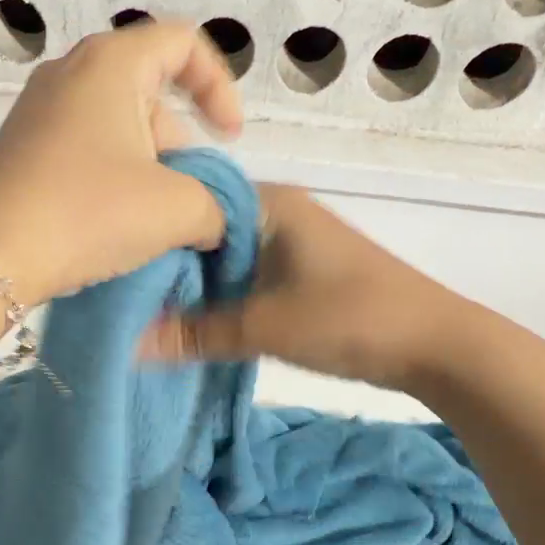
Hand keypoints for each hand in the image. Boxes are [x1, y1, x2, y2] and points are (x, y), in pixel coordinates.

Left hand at [0, 19, 243, 306]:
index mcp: (110, 63)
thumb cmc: (85, 215)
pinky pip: (81, 157)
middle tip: (191, 206)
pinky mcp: (18, 155)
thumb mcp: (172, 211)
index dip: (220, 87)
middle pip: (149, 97)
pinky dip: (110, 186)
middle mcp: (68, 74)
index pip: (183, 44)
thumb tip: (214, 220)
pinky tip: (114, 234)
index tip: (228, 139)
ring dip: (148, 177)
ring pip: (115, 133)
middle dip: (181, 152)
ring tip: (155, 231)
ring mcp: (36, 115)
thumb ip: (214, 208)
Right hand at [138, 185, 488, 390]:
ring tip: (142, 311)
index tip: (112, 260)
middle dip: (165, 262)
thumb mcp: (263, 327)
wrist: (433, 344)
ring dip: (191, 284)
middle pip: (202, 230)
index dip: (150, 229)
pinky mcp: (299, 272)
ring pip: (222, 258)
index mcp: (268, 203)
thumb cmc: (349, 319)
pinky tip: (190, 321)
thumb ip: (194, 334)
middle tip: (118, 293)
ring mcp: (290, 242)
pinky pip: (243, 277)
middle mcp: (276, 212)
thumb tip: (127, 345)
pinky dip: (217, 297)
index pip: (189, 200)